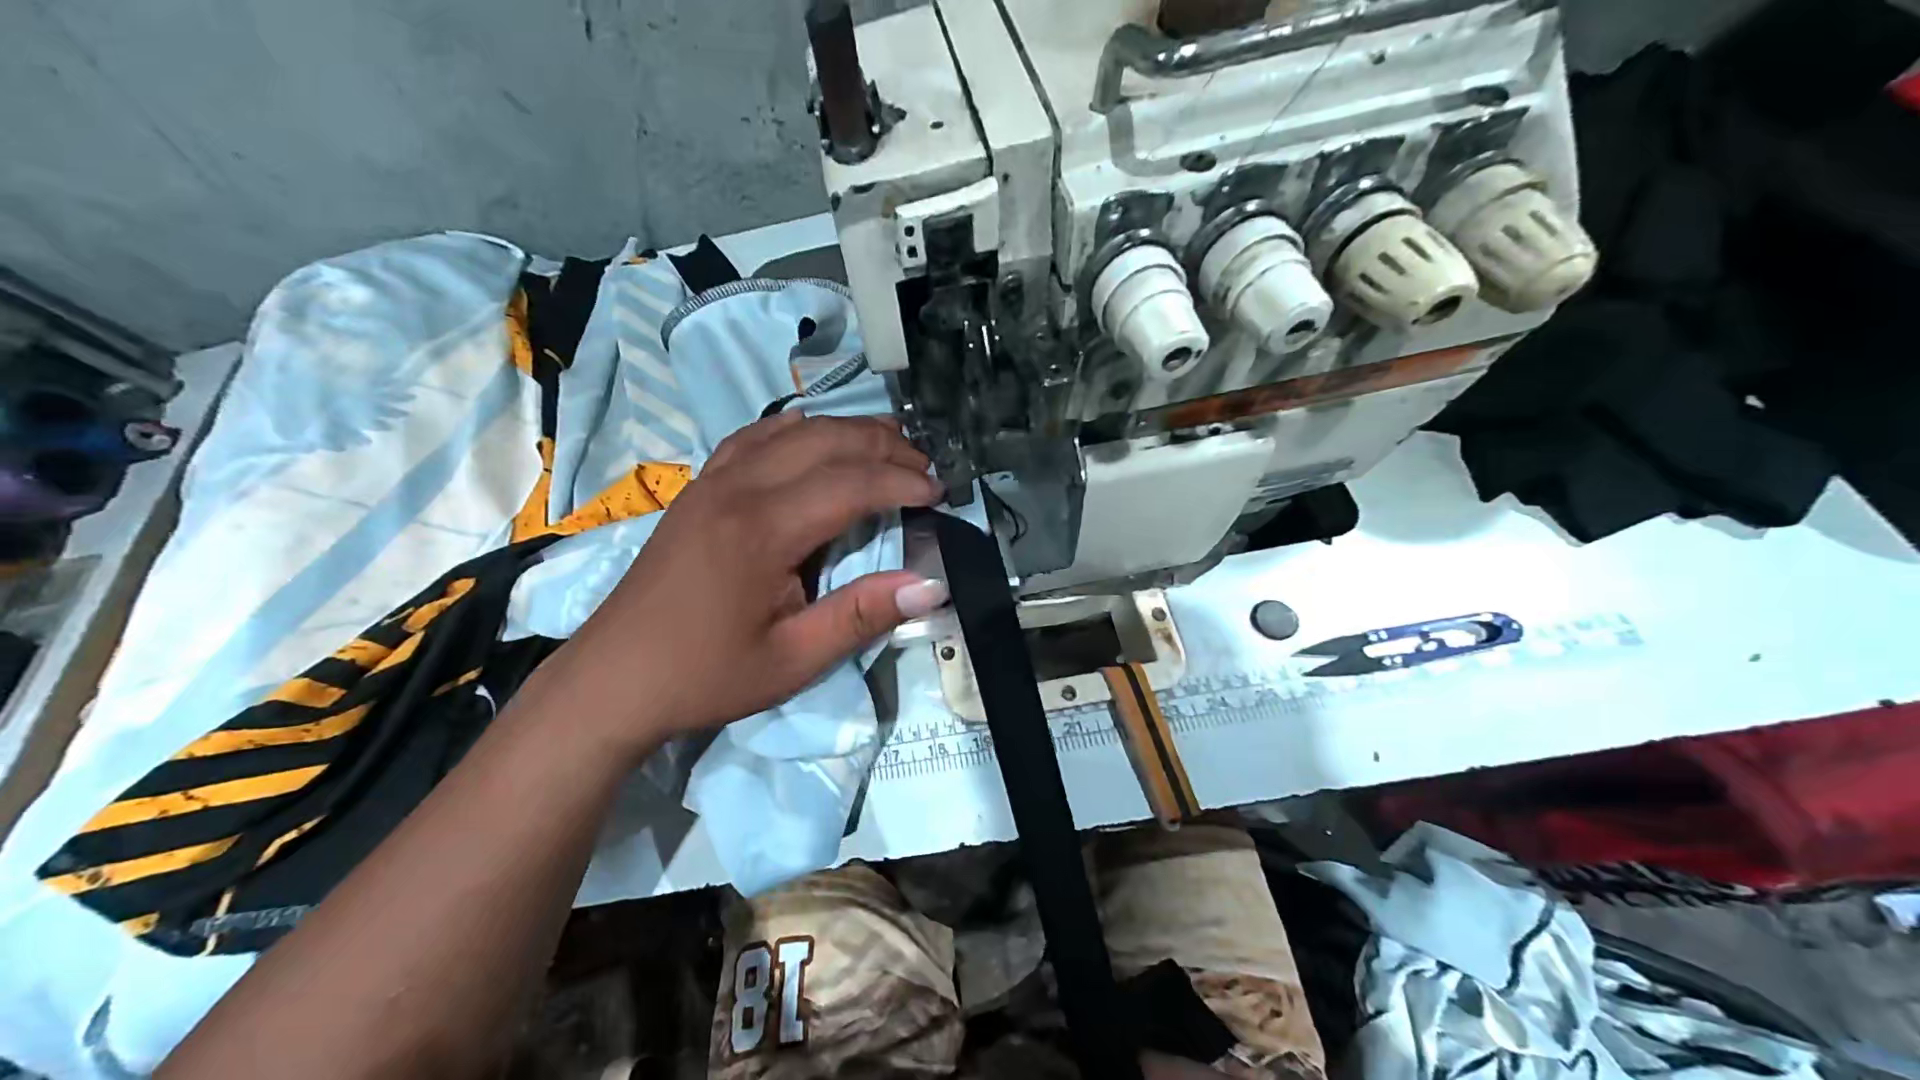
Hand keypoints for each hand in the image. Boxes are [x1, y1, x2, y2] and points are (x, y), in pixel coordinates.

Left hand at [558, 411, 947, 749]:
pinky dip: (795, 431)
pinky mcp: (699, 489)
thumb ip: (862, 614)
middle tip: (924, 466)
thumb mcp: (792, 660)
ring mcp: (712, 482)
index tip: (939, 494)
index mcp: (762, 530)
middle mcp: (737, 488)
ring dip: (846, 431)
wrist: (614, 678)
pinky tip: (812, 437)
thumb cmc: (705, 675)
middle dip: (884, 445)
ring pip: (791, 430)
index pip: (851, 483)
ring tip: (888, 444)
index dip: (902, 481)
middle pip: (826, 440)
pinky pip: (753, 438)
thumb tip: (930, 583)